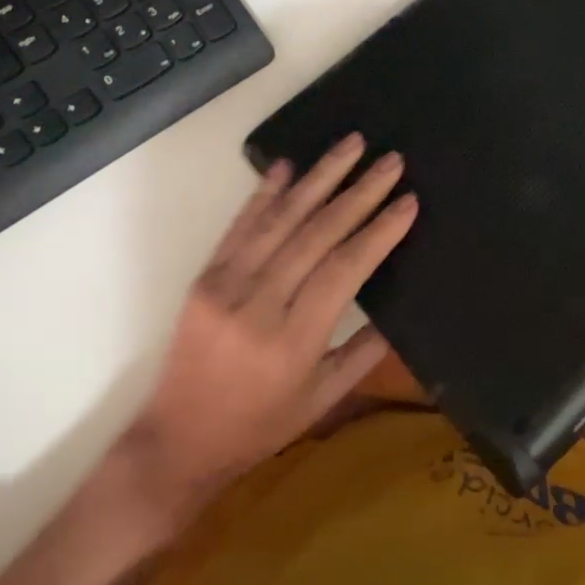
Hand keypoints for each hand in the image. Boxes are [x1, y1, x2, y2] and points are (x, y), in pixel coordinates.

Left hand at [130, 133, 414, 496]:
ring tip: (352, 144)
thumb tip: (400, 310)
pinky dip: (266, 192)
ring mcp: (224, 285)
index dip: (378, 231)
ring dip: (319, 177)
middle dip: (359, 192)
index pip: (344, 269)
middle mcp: (257, 304)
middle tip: (391, 161)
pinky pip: (240, 226)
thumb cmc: (259, 426)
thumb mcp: (322, 399)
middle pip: (316, 234)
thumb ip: (365, 352)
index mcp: (292, 340)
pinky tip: (290, 166)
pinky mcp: (204, 277)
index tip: (407, 201)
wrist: (177, 439)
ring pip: (280, 219)